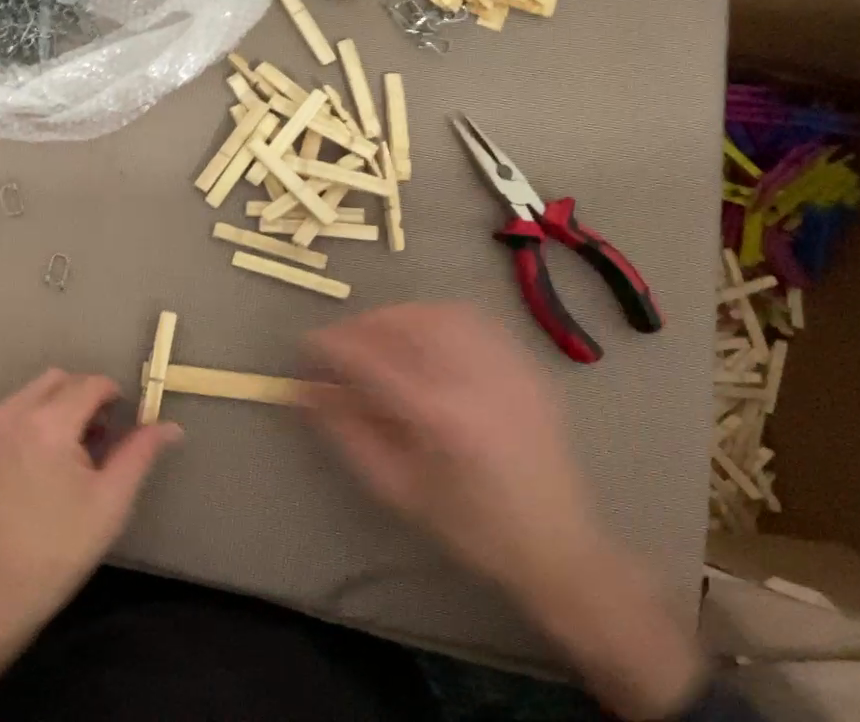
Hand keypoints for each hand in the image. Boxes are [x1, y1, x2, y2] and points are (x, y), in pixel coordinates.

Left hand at [0, 369, 182, 652]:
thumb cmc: (59, 547)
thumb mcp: (110, 501)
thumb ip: (139, 453)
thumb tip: (170, 426)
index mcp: (47, 424)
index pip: (88, 384)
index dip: (112, 395)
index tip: (121, 418)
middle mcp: (8, 414)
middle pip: (54, 380)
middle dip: (80, 396)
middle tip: (95, 436)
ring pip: (25, 395)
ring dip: (50, 409)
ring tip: (63, 455)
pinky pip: (0, 415)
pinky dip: (21, 424)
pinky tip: (29, 465)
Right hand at [301, 304, 705, 718]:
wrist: (557, 545)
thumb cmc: (468, 526)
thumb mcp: (394, 486)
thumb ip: (346, 432)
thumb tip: (305, 390)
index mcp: (439, 416)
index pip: (369, 359)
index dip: (327, 346)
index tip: (303, 347)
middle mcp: (475, 381)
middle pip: (405, 323)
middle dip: (360, 326)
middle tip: (338, 345)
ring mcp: (507, 370)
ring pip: (439, 313)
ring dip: (396, 317)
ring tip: (376, 339)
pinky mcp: (527, 369)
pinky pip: (474, 322)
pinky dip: (436, 320)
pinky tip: (421, 341)